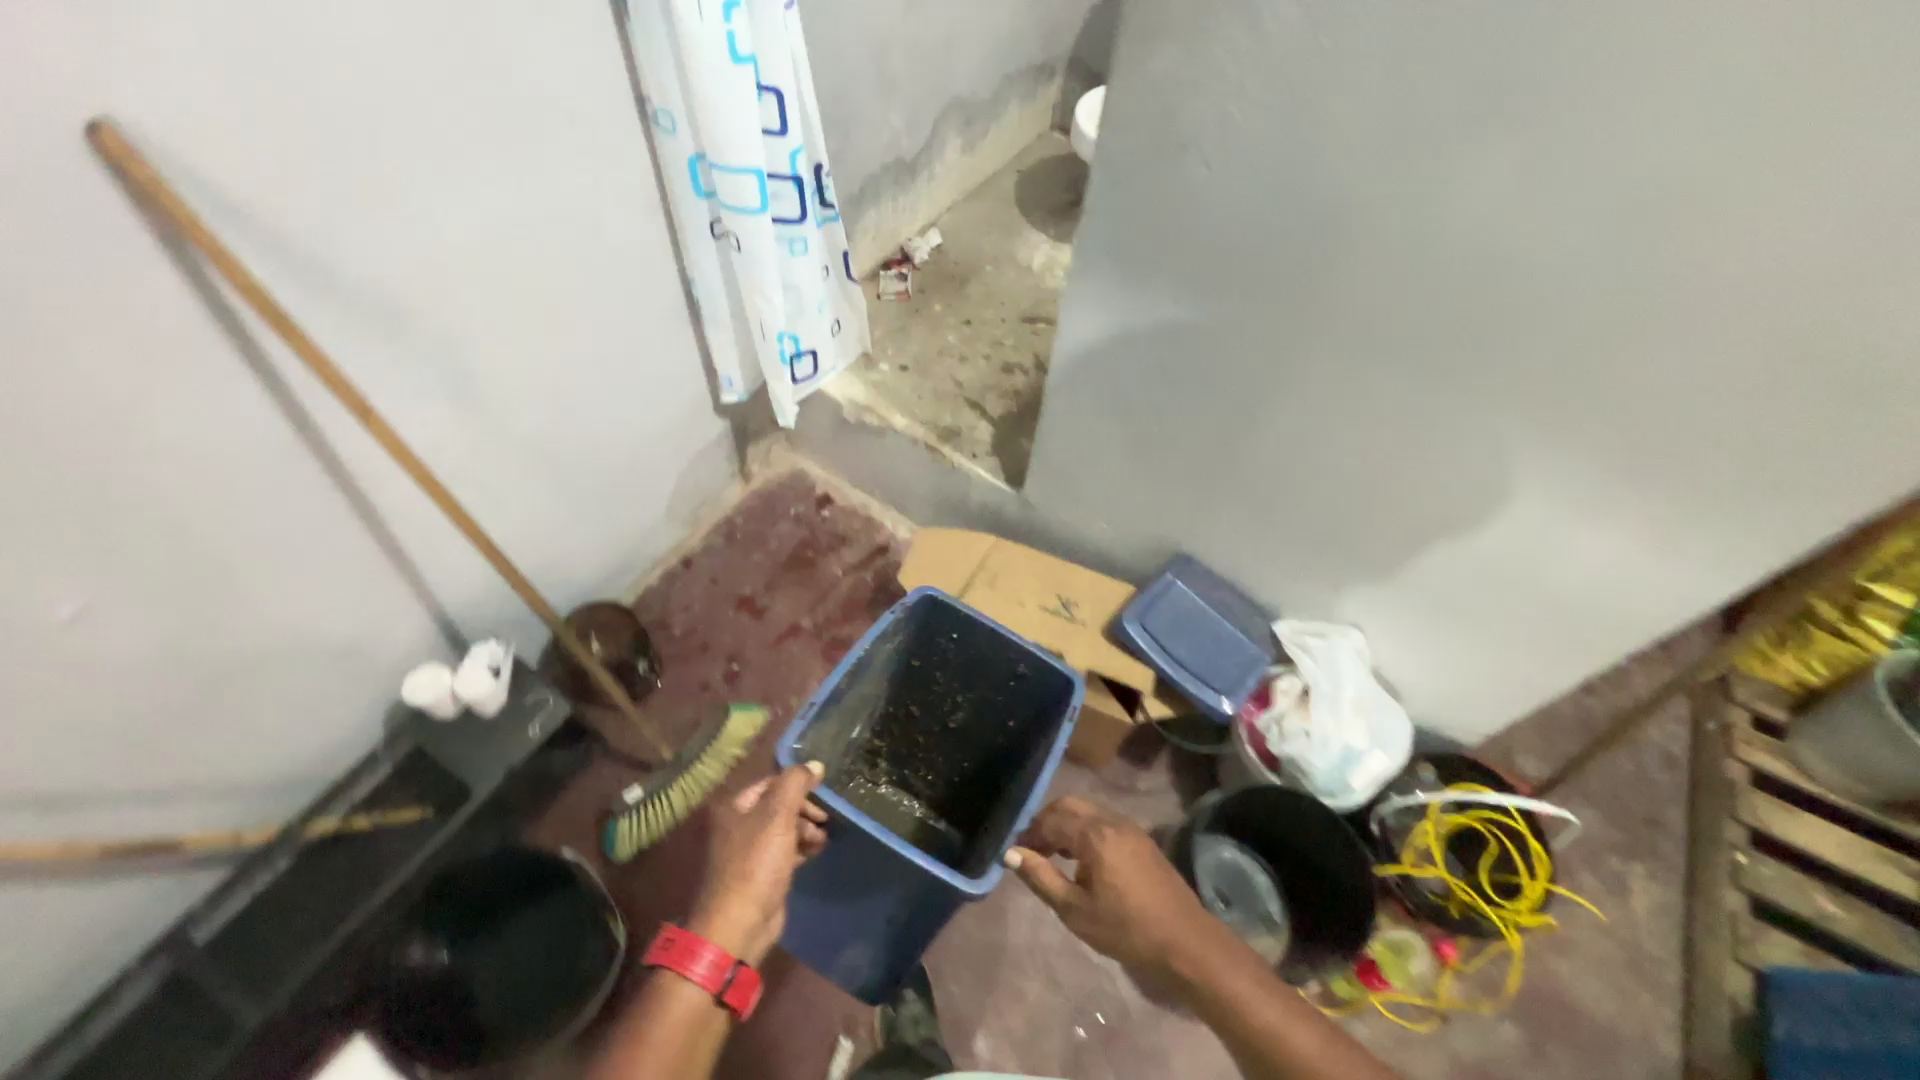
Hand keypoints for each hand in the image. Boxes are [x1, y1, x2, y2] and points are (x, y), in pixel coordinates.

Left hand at [687, 762, 828, 965]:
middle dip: (804, 810)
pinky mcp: (760, 875)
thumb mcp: (777, 815)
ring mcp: (747, 852)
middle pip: (777, 805)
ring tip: (823, 840)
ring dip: (805, 830)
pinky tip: (815, 853)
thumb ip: (795, 784)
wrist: (739, 924)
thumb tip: (815, 764)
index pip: (770, 782)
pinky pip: (784, 852)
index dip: (797, 784)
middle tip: (825, 820)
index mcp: (734, 807)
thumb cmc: (756, 863)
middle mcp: (737, 826)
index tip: (823, 792)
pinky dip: (801, 849)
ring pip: (782, 830)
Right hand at [1003, 796, 1212, 978]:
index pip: (1051, 819)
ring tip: (1053, 857)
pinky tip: (1081, 861)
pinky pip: (1104, 821)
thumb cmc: (1125, 929)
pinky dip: (1085, 831)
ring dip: (1066, 825)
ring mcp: (1130, 827)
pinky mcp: (1141, 839)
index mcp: (1095, 835)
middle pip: (1069, 805)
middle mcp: (1112, 821)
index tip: (1016, 854)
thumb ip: (1041, 877)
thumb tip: (1012, 854)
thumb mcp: (1075, 910)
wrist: (1184, 941)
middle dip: (1046, 822)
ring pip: (1088, 811)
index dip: (1029, 834)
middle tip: (1033, 850)